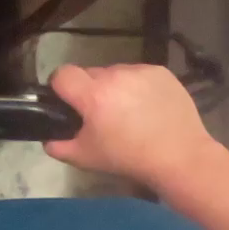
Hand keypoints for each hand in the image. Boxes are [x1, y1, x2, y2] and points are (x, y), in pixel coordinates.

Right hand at [43, 63, 221, 186]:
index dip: (59, 87)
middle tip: (100, 116)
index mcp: (94, 95)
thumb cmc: (128, 158)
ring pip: (115, 73)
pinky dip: (136, 87)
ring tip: (126, 113)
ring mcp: (141, 71)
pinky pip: (138, 75)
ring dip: (113, 88)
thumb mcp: (85, 158)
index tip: (66, 104)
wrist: (179, 156)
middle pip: (90, 74)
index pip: (62, 74)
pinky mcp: (161, 72)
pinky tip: (146, 108)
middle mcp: (116, 75)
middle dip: (89, 91)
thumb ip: (58, 146)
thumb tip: (49, 139)